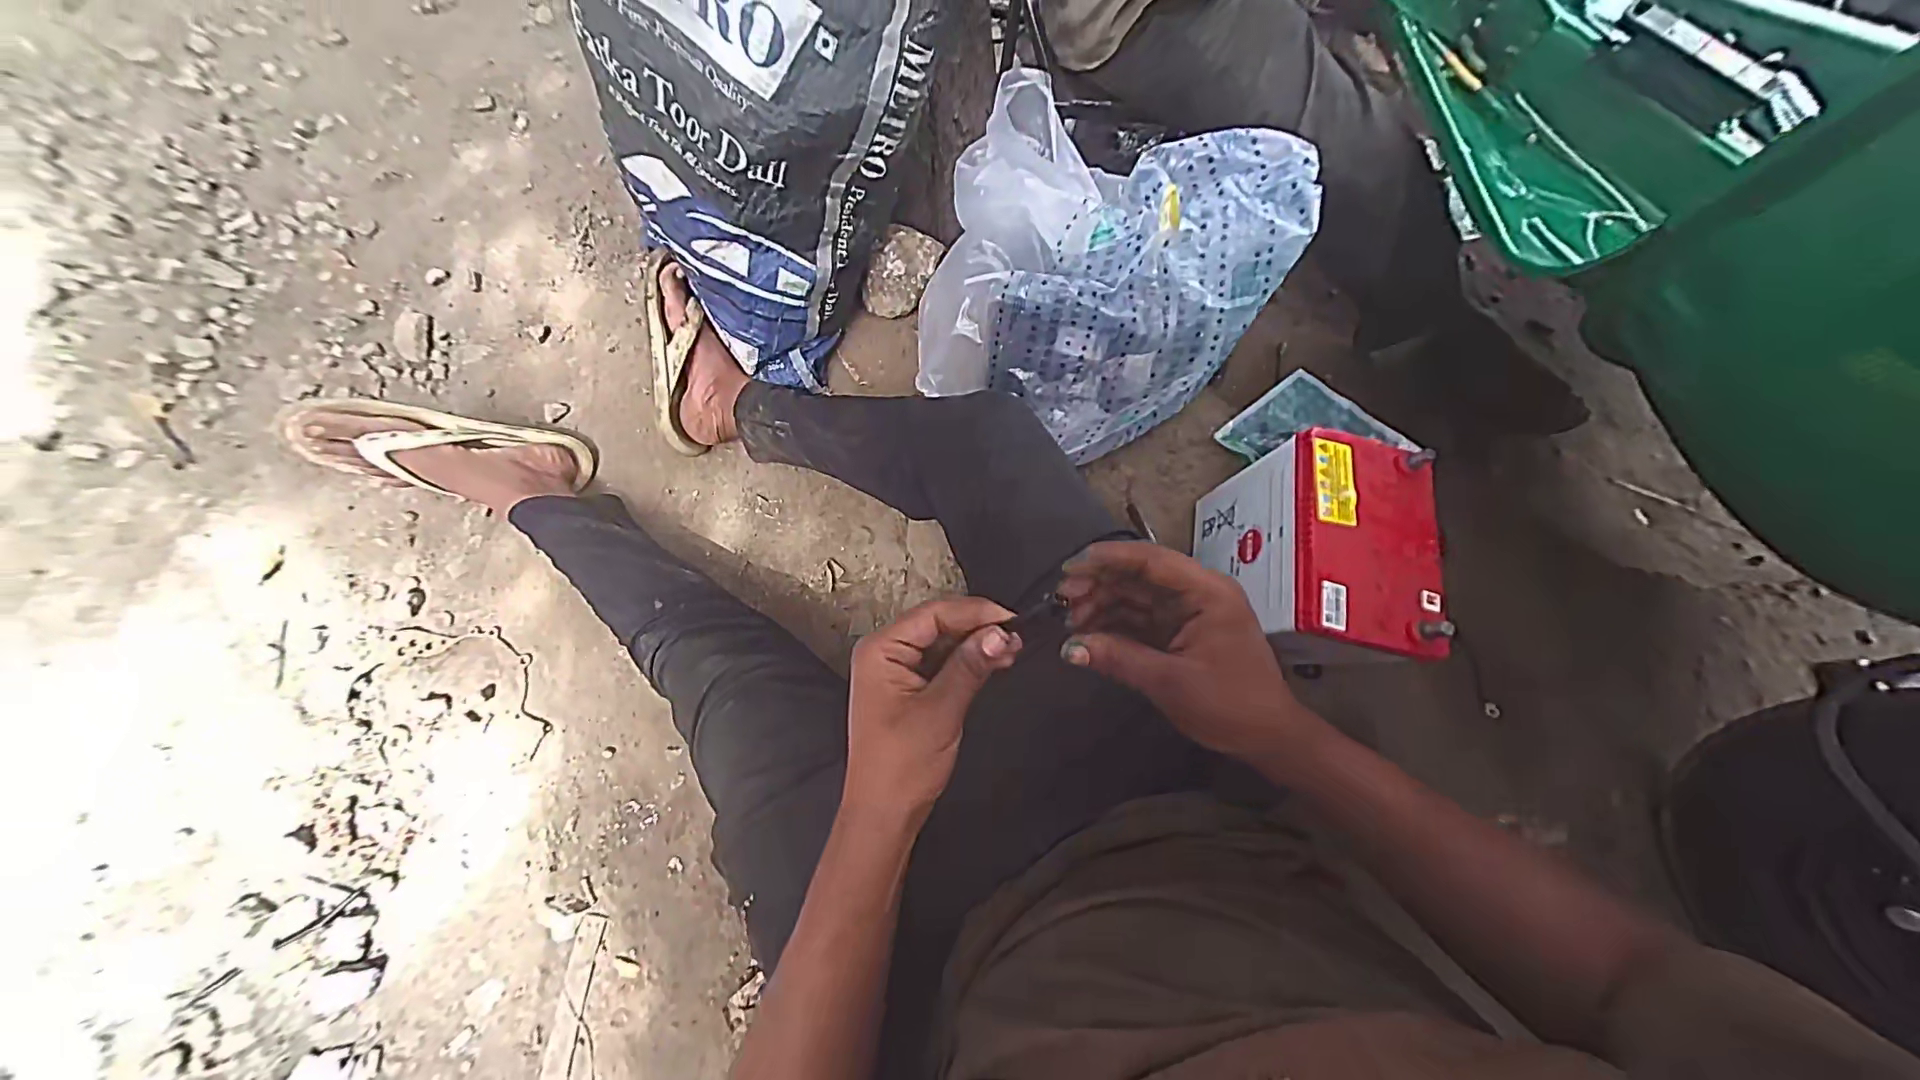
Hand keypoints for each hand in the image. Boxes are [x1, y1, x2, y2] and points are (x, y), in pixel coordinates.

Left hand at [844, 597, 1022, 822]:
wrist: (884, 813)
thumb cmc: (900, 766)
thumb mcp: (941, 710)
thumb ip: (970, 666)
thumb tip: (1000, 633)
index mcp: (880, 649)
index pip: (933, 613)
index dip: (975, 612)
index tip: (1011, 619)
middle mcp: (883, 652)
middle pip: (937, 623)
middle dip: (978, 627)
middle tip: (1016, 635)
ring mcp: (895, 669)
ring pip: (942, 641)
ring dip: (975, 643)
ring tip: (1010, 648)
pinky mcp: (907, 685)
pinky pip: (940, 661)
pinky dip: (966, 660)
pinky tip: (992, 661)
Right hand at [1056, 541, 1321, 763]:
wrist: (1268, 737)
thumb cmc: (1230, 705)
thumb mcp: (1170, 682)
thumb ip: (1118, 658)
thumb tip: (1069, 648)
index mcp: (1207, 592)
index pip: (1153, 561)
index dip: (1109, 558)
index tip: (1071, 567)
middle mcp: (1197, 593)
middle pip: (1139, 576)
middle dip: (1099, 583)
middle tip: (1061, 598)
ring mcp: (1188, 612)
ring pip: (1136, 596)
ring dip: (1102, 603)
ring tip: (1068, 618)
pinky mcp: (1178, 632)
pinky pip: (1140, 617)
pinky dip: (1113, 622)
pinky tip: (1087, 631)